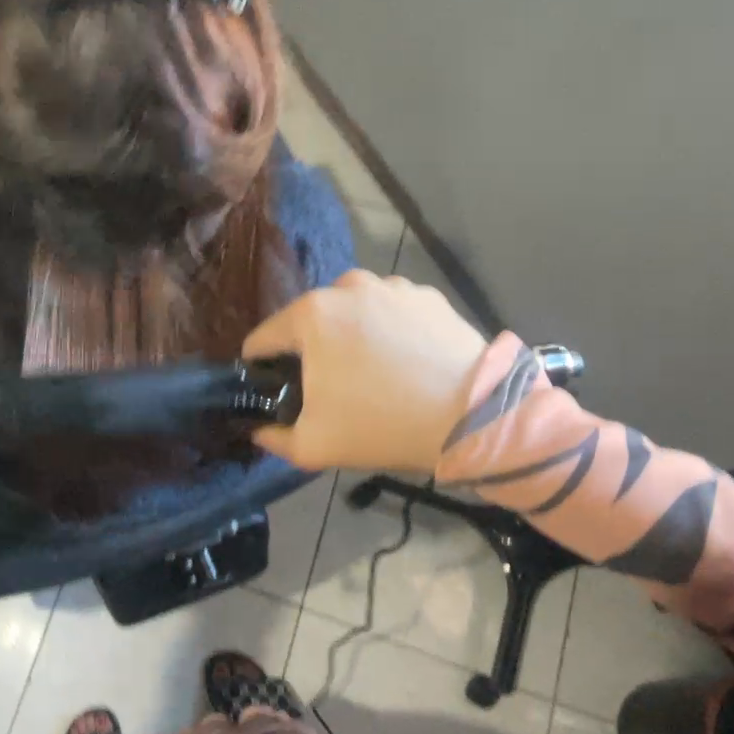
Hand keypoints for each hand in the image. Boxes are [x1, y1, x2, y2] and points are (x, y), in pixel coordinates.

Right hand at [243, 270, 487, 473]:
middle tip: (326, 387)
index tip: (273, 394)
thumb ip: (272, 437)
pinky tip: (403, 364)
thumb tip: (258, 430)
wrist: (475, 418)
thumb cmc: (381, 426)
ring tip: (369, 373)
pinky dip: (388, 332)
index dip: (260, 369)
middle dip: (308, 350)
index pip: (262, 339)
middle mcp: (347, 288)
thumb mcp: (312, 446)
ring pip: (349, 312)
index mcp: (310, 315)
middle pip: (307, 321)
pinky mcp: (428, 297)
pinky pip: (390, 312)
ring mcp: (392, 287)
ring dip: (348, 336)